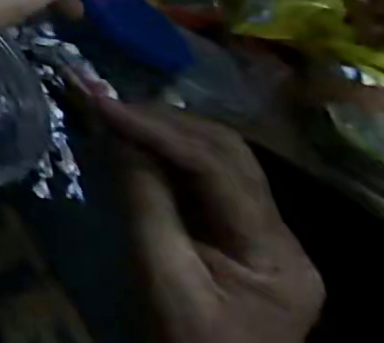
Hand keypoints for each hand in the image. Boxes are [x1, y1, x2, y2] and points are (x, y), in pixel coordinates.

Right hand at [98, 99, 324, 342]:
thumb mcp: (163, 280)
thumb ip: (144, 201)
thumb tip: (118, 135)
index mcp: (276, 254)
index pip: (216, 167)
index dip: (155, 128)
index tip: (101, 103)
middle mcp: (282, 236)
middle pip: (227, 153)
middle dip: (164, 121)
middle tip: (107, 104)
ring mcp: (265, 237)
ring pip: (220, 158)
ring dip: (166, 130)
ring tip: (116, 116)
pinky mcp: (238, 238)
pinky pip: (206, 178)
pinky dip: (167, 152)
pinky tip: (135, 142)